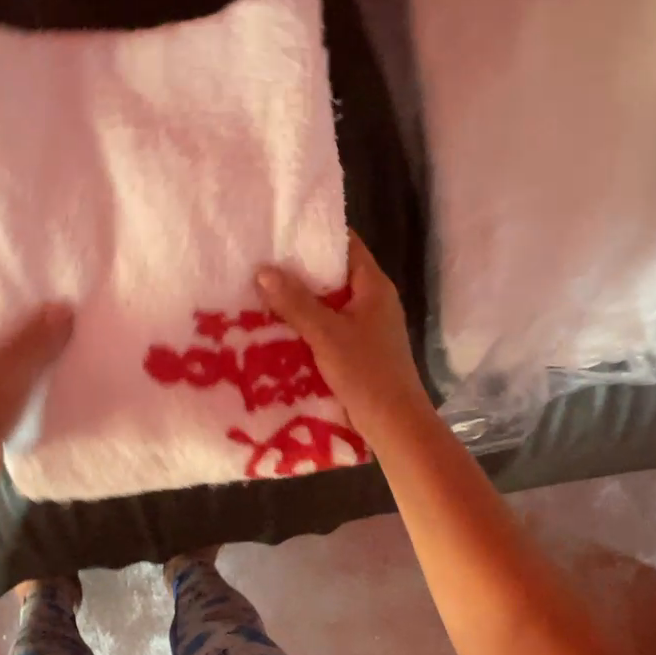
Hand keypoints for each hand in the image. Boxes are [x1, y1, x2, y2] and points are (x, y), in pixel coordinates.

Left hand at [0, 303, 73, 458]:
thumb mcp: (15, 367)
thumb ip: (39, 338)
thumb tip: (64, 306)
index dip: (19, 306)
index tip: (49, 307)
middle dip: (26, 336)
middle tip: (60, 333)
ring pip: (0, 366)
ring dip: (24, 365)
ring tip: (56, 361)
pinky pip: (2, 390)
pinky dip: (20, 388)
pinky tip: (40, 393)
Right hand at [257, 235, 429, 437]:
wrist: (394, 423)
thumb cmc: (366, 372)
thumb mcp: (325, 334)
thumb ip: (295, 302)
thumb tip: (263, 270)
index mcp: (374, 286)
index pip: (346, 244)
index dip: (316, 234)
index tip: (281, 231)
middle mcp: (373, 301)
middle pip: (334, 275)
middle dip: (300, 272)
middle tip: (261, 264)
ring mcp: (368, 328)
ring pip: (330, 306)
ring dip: (301, 303)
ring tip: (262, 294)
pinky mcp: (360, 352)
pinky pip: (330, 330)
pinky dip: (308, 328)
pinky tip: (279, 331)